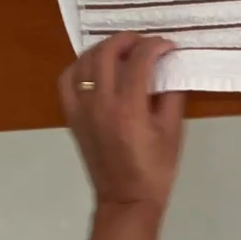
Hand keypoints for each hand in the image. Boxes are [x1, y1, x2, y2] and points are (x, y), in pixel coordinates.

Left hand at [60, 33, 186, 212]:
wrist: (126, 199)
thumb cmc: (156, 169)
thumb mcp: (173, 131)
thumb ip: (172, 96)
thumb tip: (170, 69)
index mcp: (130, 108)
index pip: (139, 60)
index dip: (155, 46)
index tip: (168, 45)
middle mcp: (101, 104)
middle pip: (106, 53)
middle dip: (127, 39)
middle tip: (144, 41)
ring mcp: (82, 109)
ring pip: (83, 62)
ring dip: (103, 48)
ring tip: (121, 49)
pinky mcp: (71, 116)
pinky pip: (67, 80)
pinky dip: (80, 66)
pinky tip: (95, 67)